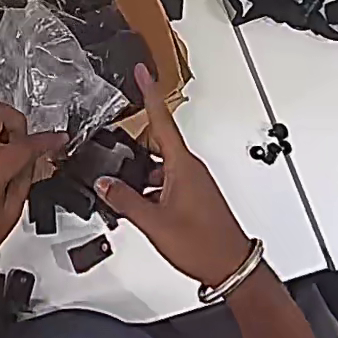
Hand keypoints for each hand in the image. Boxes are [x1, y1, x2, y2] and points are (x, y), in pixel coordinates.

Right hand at [96, 65, 254, 287]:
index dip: (149, 92)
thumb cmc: (203, 243)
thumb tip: (106, 184)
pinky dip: (150, 183)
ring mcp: (193, 180)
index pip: (162, 118)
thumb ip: (125, 200)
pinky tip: (138, 201)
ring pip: (161, 162)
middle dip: (134, 141)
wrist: (231, 265)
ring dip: (141, 169)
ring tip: (121, 183)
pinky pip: (167, 177)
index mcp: (182, 164)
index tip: (142, 72)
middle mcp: (190, 167)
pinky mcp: (193, 193)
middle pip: (157, 140)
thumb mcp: (154, 222)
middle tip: (114, 141)